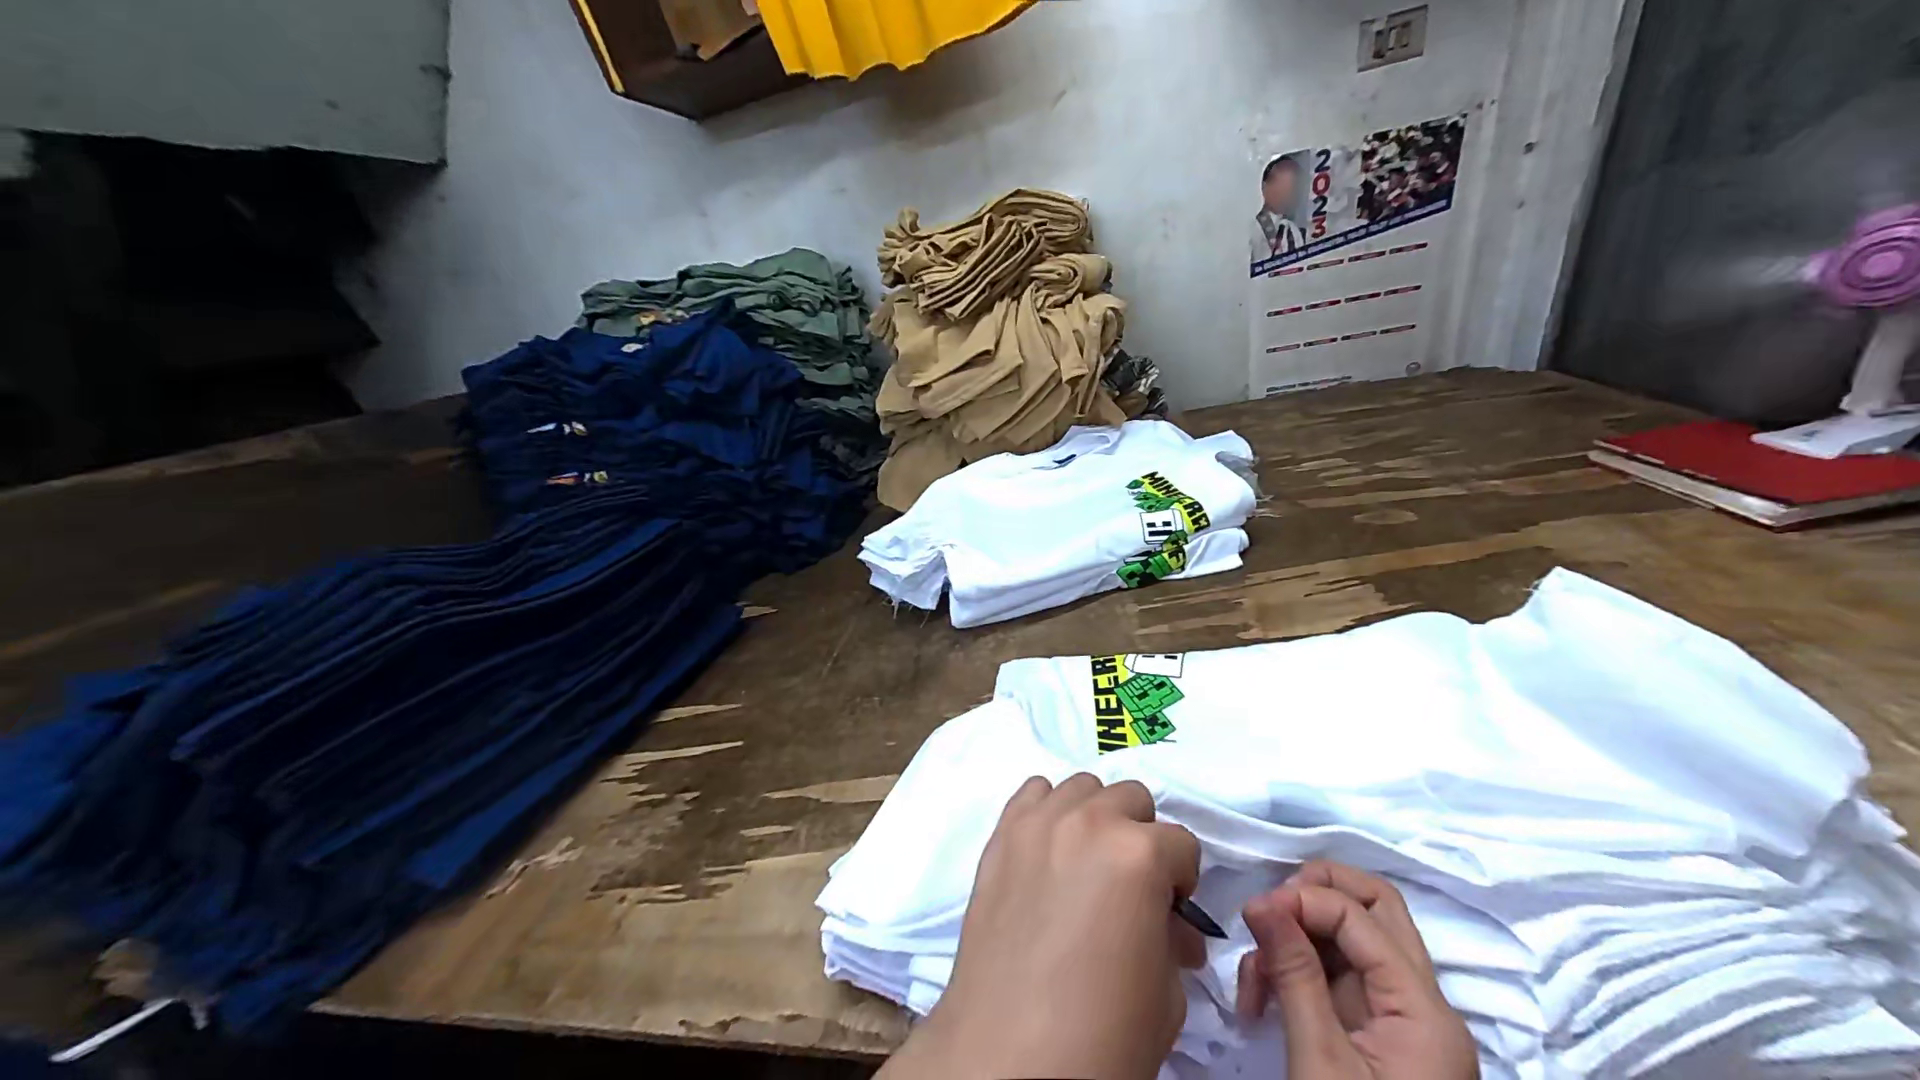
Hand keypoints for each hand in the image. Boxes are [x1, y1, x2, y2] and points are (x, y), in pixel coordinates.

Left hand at [880, 774, 1204, 1079]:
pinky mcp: (1000, 836)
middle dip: (1141, 837)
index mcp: (1138, 853)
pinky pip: (1031, 794)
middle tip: (1131, 886)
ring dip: (1095, 817)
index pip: (1182, 844)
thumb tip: (1172, 926)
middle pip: (1131, 798)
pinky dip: (1048, 811)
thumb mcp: (1166, 993)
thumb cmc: (1102, 1031)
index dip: (1183, 881)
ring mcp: (1037, 823)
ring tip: (1087, 866)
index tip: (1170, 912)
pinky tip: (1049, 851)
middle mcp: (1087, 821)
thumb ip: (1172, 938)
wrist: (1010, 1053)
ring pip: (1081, 787)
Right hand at [1237, 861, 1477, 1079]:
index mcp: (1423, 1010)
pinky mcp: (1374, 1028)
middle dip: (1314, 894)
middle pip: (1375, 908)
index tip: (1252, 916)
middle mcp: (1421, 1000)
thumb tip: (1261, 898)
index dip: (1304, 900)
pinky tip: (1262, 997)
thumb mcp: (1320, 1060)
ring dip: (1296, 936)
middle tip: (1267, 912)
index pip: (1362, 916)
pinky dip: (1296, 967)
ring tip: (1254, 979)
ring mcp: (1398, 1014)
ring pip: (1351, 934)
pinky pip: (1336, 971)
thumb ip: (1294, 973)